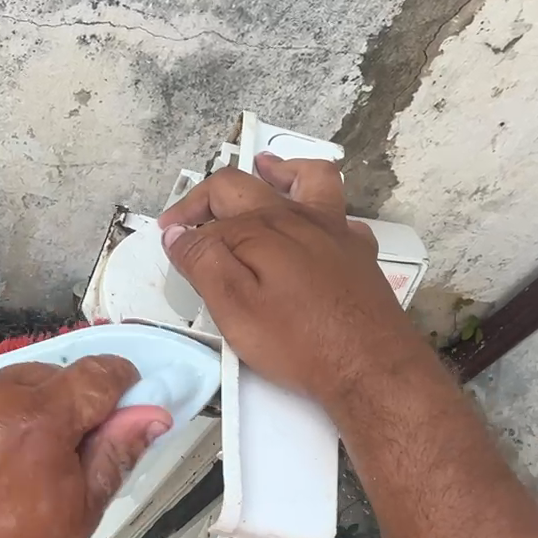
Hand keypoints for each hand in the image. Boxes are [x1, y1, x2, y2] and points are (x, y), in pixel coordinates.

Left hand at [0, 358, 170, 537]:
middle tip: (49, 448)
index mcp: (39, 420)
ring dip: (6, 409)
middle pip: (43, 376)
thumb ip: (116, 455)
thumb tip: (151, 414)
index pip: (95, 374)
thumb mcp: (77, 514)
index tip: (120, 393)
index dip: (116, 381)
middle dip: (57, 403)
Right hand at [157, 153, 431, 407]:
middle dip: (210, 196)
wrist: (371, 368)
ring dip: (279, 170)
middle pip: (246, 187)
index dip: (182, 228)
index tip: (166, 244)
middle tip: (189, 219)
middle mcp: (297, 218)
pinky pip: (339, 214)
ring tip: (263, 169)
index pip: (209, 217)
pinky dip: (319, 209)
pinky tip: (311, 225)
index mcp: (261, 229)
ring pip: (308, 178)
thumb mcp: (233, 307)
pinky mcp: (359, 253)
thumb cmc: (297, 341)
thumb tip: (177, 233)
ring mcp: (334, 231)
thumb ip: (202, 262)